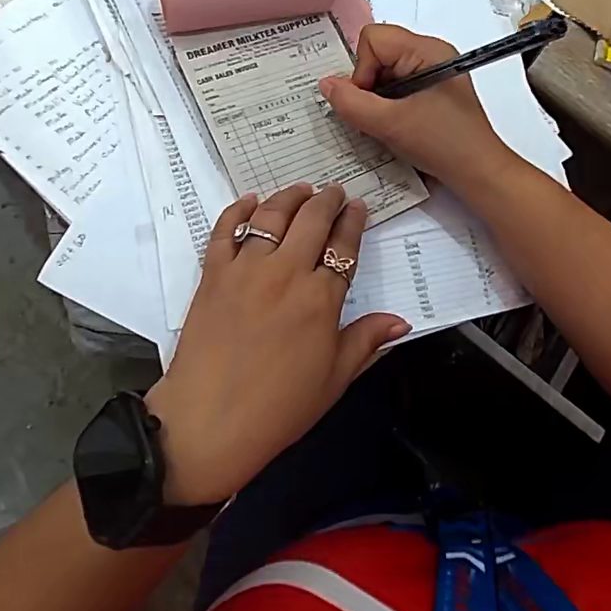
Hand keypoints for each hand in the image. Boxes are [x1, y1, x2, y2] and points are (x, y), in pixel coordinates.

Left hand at [145, 184, 409, 505]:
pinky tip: (249, 201)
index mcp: (321, 299)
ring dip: (289, 197)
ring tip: (301, 189)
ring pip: (271, 215)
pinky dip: (237, 210)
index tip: (358, 208)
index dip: (353, 223)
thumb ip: (366, 341)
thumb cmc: (279, 407)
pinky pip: (225, 230)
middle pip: (312, 220)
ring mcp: (246, 270)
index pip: (344, 247)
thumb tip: (399, 322)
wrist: (210, 420)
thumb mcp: (334, 379)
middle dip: (328, 200)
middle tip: (335, 191)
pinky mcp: (213, 274)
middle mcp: (286, 273)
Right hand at [318, 24, 519, 190]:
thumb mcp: (390, 125)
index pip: (373, 39)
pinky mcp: (429, 90)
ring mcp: (430, 72)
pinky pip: (394, 87)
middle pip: (376, 53)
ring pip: (382, 72)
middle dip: (367, 85)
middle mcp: (429, 54)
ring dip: (376, 99)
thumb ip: (352, 103)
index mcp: (426, 51)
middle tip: (376, 115)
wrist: (477, 172)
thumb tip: (326, 85)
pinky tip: (394, 126)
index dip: (361, 70)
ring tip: (387, 124)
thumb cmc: (444, 145)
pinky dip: (386, 106)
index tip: (370, 102)